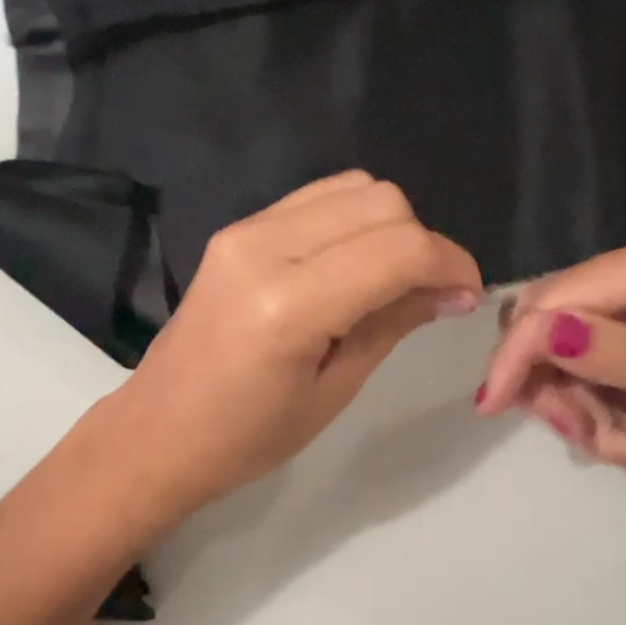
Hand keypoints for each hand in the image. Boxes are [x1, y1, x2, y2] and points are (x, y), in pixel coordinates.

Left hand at [100, 172, 481, 513]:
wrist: (157, 432)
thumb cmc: (246, 437)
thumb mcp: (334, 390)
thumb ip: (394, 322)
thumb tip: (454, 289)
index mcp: (289, 304)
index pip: (398, 249)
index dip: (450, 263)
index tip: (468, 294)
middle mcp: (264, 246)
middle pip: (380, 201)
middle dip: (423, 242)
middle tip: (431, 293)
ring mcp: (246, 229)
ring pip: (353, 187)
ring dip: (390, 225)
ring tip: (393, 278)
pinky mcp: (238, 227)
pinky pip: (318, 197)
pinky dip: (354, 219)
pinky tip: (355, 264)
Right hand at [474, 232, 625, 477]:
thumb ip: (615, 353)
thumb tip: (532, 328)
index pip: (557, 299)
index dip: (519, 350)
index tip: (493, 406)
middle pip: (551, 327)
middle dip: (561, 390)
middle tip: (593, 439)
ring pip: (566, 362)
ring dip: (588, 414)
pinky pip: (593, 381)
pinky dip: (607, 419)